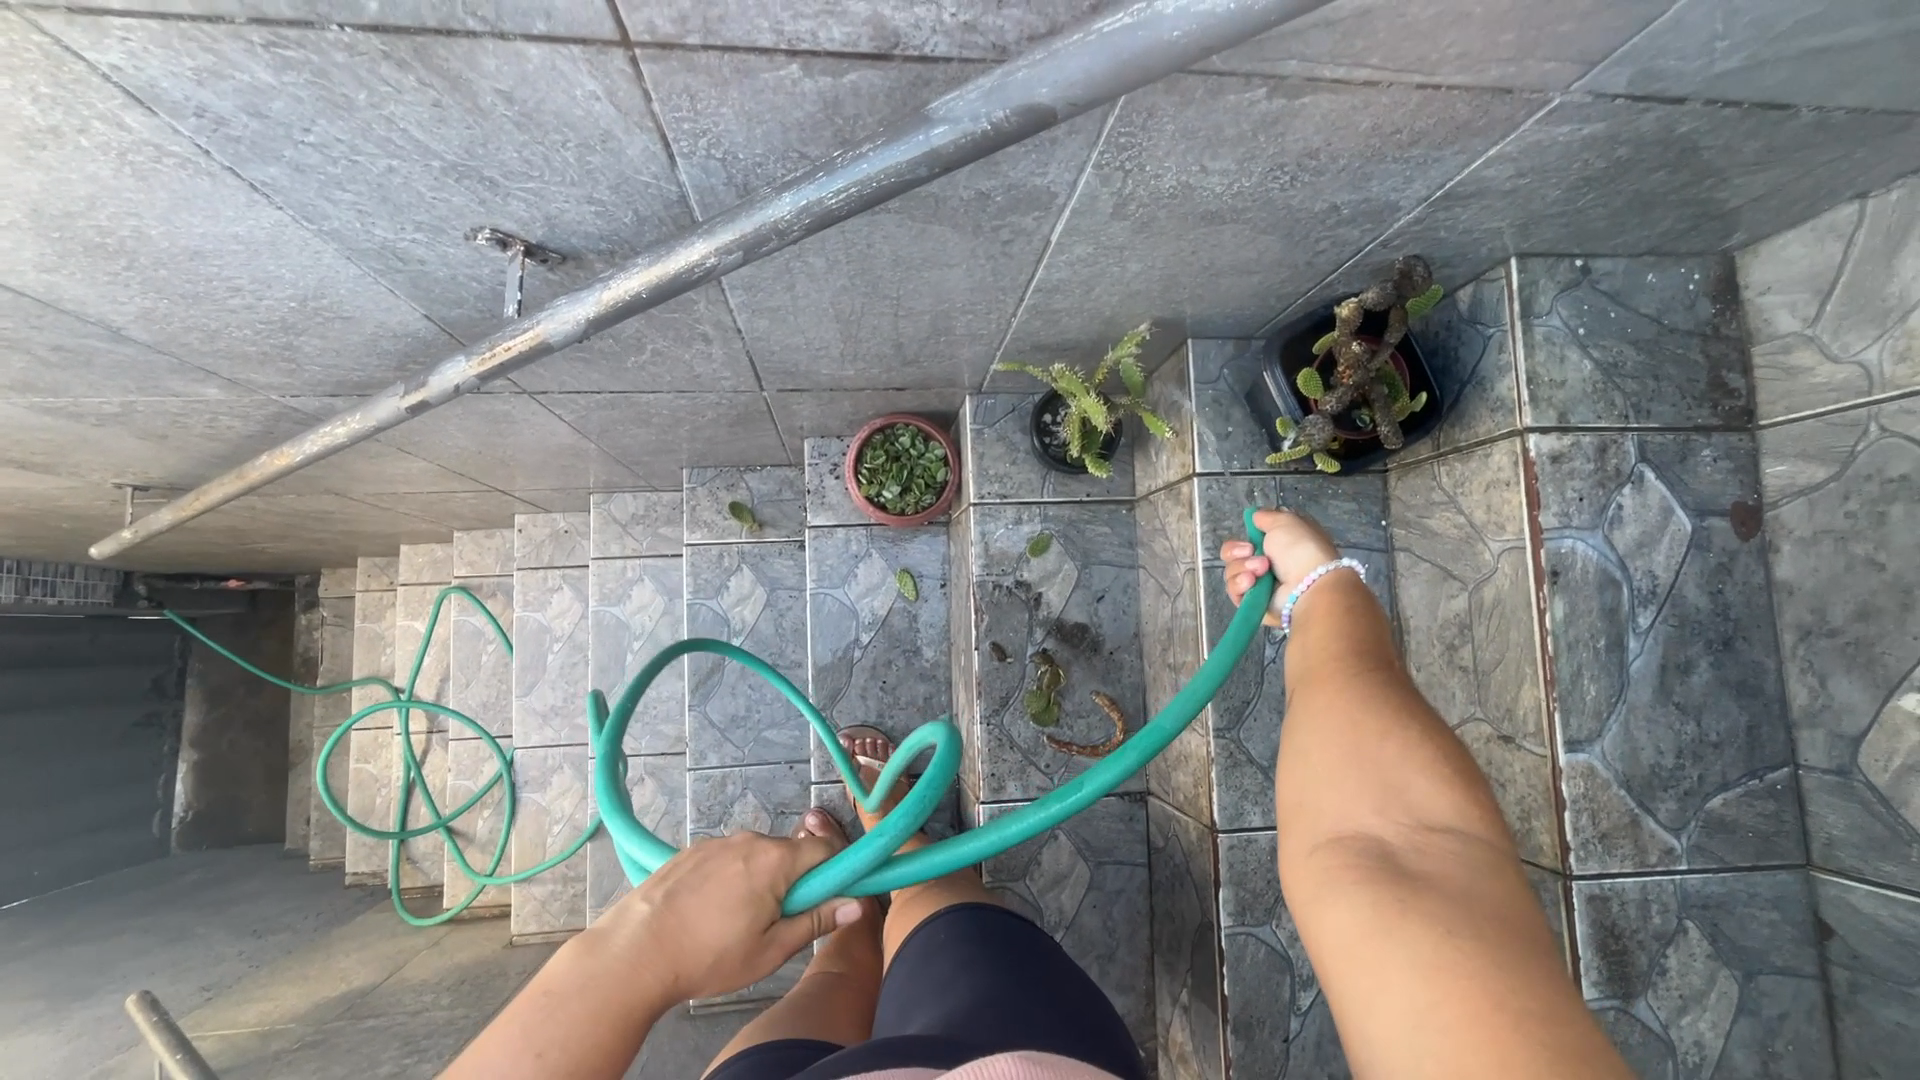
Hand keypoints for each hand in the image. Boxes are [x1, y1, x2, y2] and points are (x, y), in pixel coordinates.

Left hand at [595, 831, 862, 1002]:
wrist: (634, 953)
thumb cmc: (708, 956)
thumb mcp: (770, 950)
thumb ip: (817, 921)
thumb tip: (859, 904)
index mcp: (777, 860)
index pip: (825, 849)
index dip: (835, 870)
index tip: (829, 897)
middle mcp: (751, 839)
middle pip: (790, 852)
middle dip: (793, 880)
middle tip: (776, 920)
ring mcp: (717, 841)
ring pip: (756, 856)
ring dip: (759, 879)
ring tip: (736, 921)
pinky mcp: (691, 850)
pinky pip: (726, 858)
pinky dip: (729, 878)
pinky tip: (708, 911)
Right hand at [1221, 507, 1340, 626]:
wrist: (1307, 585)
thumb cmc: (1300, 549)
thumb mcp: (1285, 522)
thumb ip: (1267, 517)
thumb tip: (1255, 517)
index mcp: (1278, 545)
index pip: (1248, 540)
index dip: (1244, 537)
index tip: (1251, 537)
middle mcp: (1269, 564)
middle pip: (1233, 555)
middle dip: (1237, 552)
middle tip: (1251, 552)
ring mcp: (1260, 584)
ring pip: (1231, 571)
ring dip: (1242, 567)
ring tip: (1261, 570)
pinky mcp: (1252, 602)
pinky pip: (1234, 591)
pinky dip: (1240, 585)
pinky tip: (1252, 583)